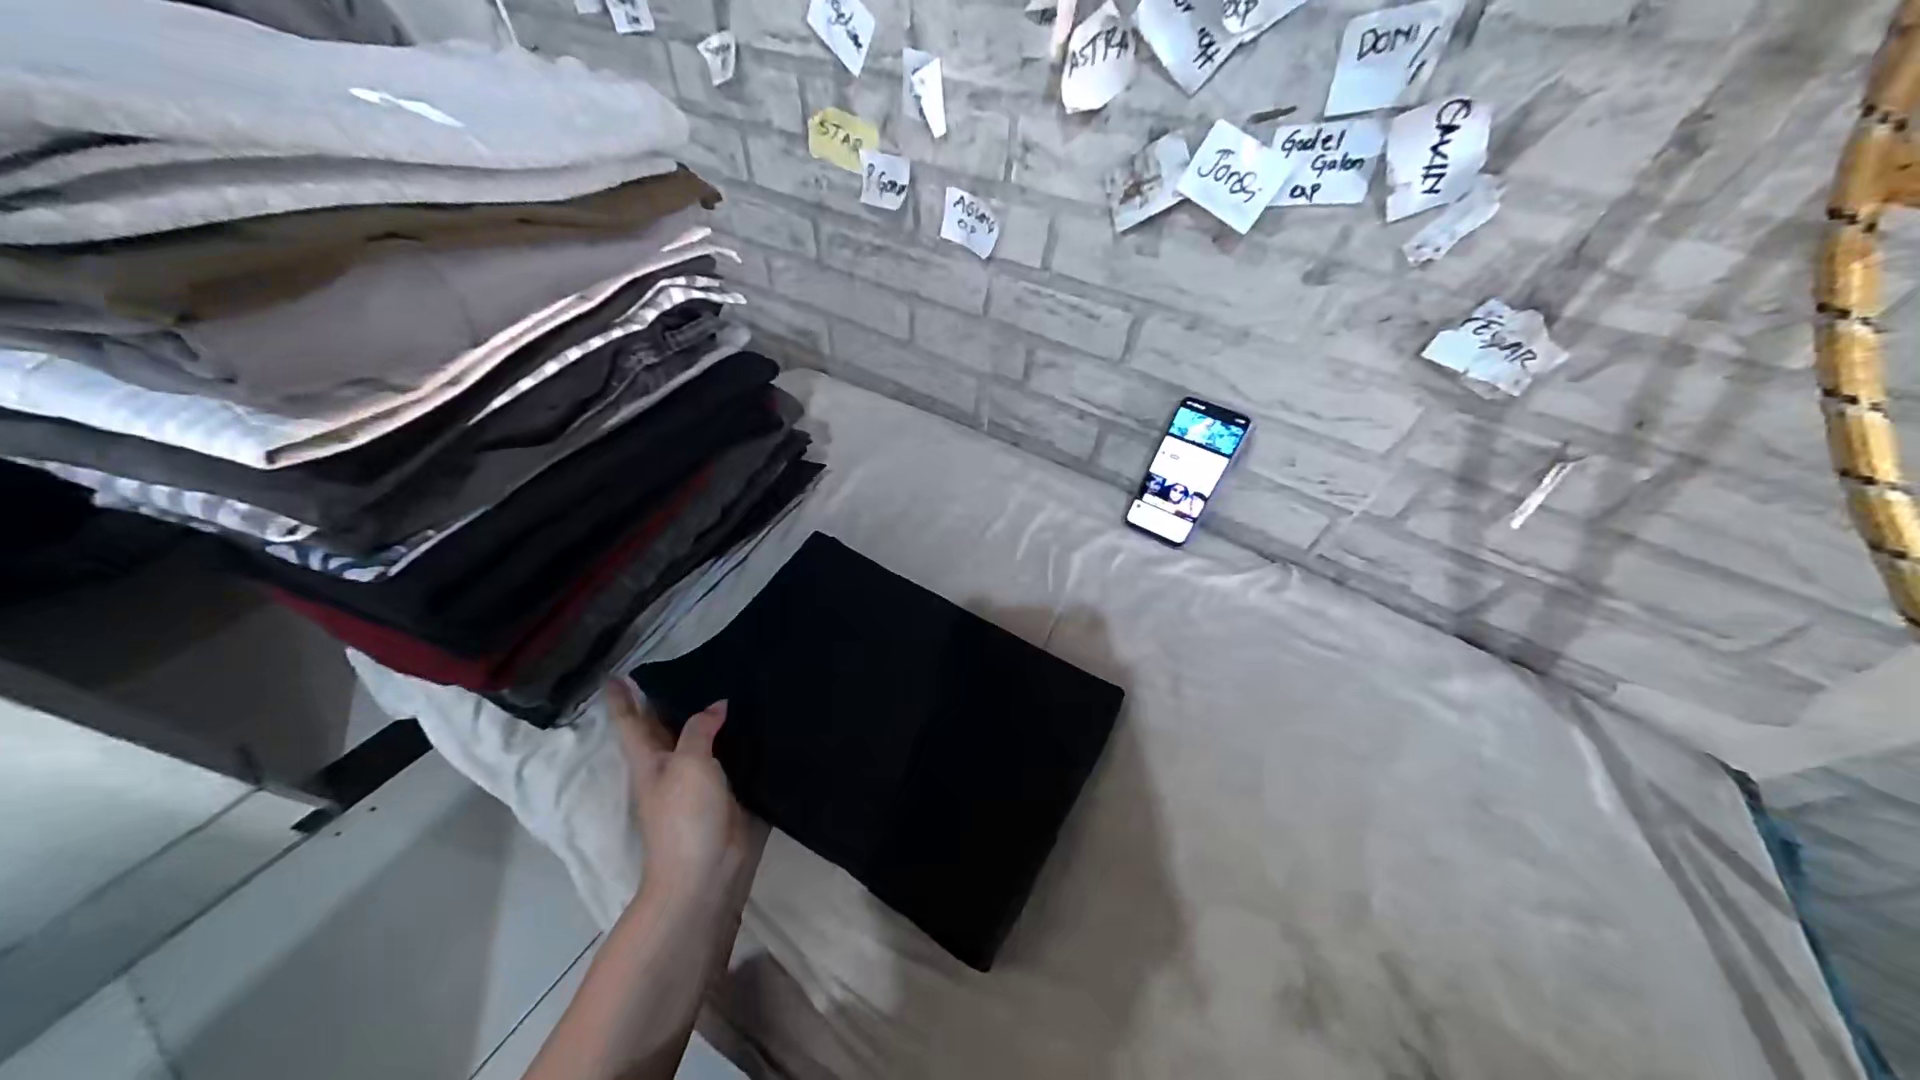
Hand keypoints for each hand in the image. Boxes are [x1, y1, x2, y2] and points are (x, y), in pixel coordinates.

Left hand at [607, 679, 766, 914]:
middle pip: (663, 727)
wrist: (706, 870)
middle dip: (667, 700)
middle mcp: (668, 766)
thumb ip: (700, 729)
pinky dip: (735, 737)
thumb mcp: (688, 764)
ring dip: (705, 716)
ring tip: (723, 684)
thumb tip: (718, 705)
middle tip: (686, 665)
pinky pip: (728, 756)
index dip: (621, 699)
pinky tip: (752, 721)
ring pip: (698, 739)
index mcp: (648, 758)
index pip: (630, 721)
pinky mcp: (724, 792)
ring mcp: (696, 781)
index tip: (614, 675)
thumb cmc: (685, 815)